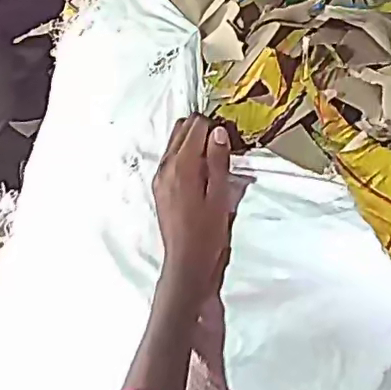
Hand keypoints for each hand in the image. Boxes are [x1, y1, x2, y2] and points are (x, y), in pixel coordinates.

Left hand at [154, 116, 234, 306]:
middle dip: (204, 129)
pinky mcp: (160, 187)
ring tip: (214, 158)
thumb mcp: (220, 195)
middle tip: (224, 146)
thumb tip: (218, 131)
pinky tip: (202, 171)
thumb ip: (219, 160)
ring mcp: (160, 176)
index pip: (197, 125)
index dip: (216, 127)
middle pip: (183, 127)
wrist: (187, 264)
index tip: (230, 140)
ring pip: (176, 140)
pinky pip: (172, 156)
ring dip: (194, 140)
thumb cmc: (208, 232)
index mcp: (182, 165)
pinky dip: (186, 154)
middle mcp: (166, 166)